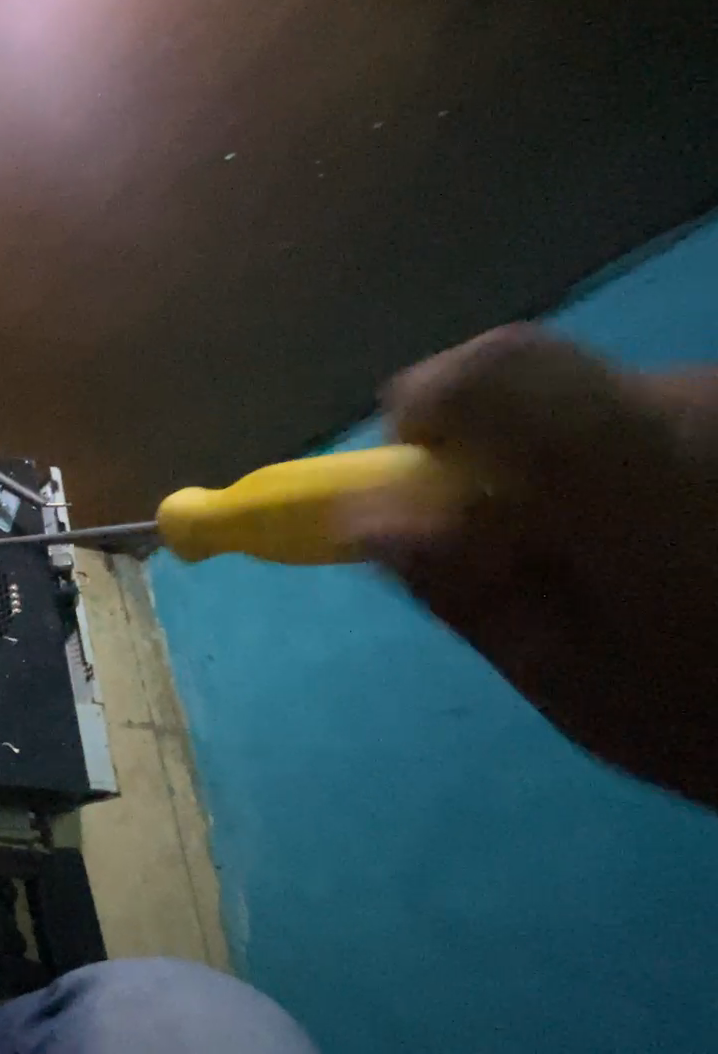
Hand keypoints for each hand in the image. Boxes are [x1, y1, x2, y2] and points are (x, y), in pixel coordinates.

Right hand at [342, 324, 717, 804]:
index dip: (429, 402)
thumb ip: (467, 590)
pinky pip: (678, 426)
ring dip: (577, 475)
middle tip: (512, 548)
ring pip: (612, 411)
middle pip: (548, 389)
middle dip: (497, 458)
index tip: (414, 469)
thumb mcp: (578, 682)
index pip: (499, 371)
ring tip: (628, 570)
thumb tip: (369, 518)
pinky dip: (645, 476)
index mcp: (636, 476)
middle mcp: (707, 416)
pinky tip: (692, 551)